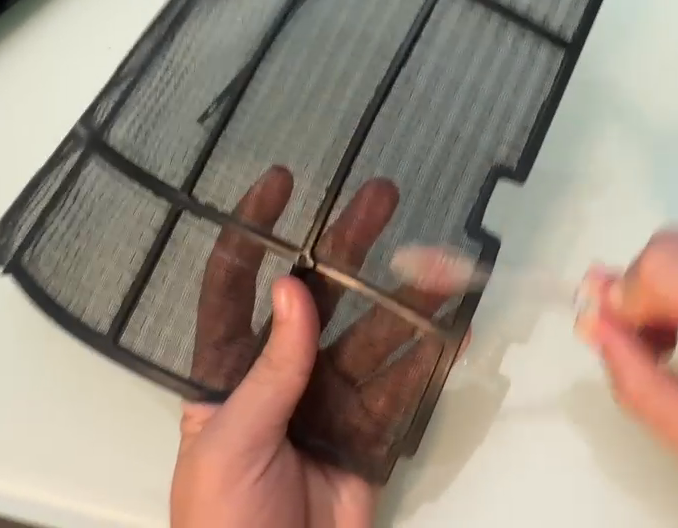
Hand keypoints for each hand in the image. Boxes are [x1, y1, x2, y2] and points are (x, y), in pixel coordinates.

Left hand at [172, 166, 452, 527]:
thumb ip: (267, 370)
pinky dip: (430, 356)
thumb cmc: (222, 524)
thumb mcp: (230, 447)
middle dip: (350, 241)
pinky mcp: (367, 430)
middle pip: (319, 290)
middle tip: (384, 194)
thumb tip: (293, 286)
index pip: (234, 283)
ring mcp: (328, 397)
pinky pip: (401, 384)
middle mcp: (280, 370)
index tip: (281, 183)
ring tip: (444, 264)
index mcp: (228, 369)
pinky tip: (455, 328)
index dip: (253, 229)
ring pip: (371, 332)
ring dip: (407, 298)